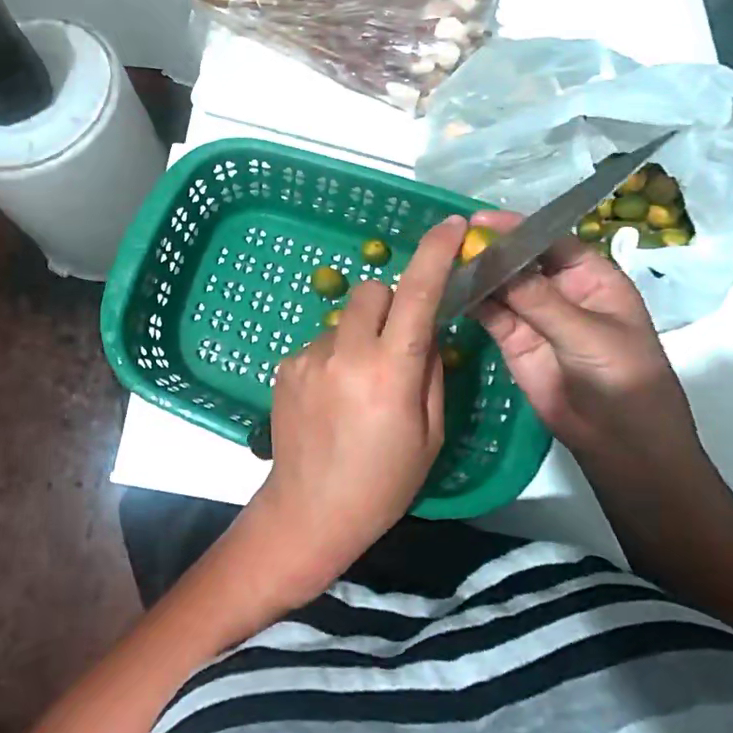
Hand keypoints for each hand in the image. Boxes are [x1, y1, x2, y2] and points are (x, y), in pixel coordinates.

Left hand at [247, 216, 467, 601]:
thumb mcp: (429, 433)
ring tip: (357, 386)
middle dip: (391, 304)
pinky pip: (319, 344)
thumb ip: (429, 372)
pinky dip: (333, 357)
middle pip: (371, 292)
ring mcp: (307, 356)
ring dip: (359, 336)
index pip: (417, 295)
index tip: (448, 227)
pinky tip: (330, 398)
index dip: (434, 255)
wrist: (310, 506)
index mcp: (390, 370)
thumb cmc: (383, 481)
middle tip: (397, 342)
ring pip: (343, 321)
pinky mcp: (283, 365)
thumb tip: (425, 331)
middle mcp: (344, 352)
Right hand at [466, 210, 697, 459]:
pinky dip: (466, 301)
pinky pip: (487, 313)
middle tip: (450, 239)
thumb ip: (540, 300)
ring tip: (440, 260)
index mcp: (593, 280)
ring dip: (474, 273)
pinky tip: (444, 289)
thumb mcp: (588, 336)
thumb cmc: (624, 381)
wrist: (619, 442)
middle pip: (520, 260)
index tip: (480, 221)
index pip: (552, 242)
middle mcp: (561, 291)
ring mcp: (534, 316)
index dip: (519, 229)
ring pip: (499, 285)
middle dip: (490, 249)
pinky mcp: (512, 340)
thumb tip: (496, 265)